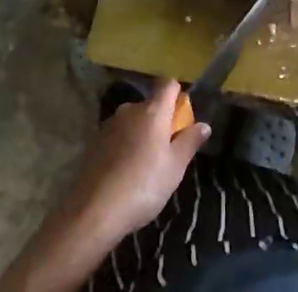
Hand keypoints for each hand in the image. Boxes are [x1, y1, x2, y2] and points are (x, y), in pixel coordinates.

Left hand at [63, 79, 210, 238]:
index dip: (178, 95)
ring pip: (133, 122)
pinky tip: (124, 174)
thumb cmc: (143, 186)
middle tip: (167, 151)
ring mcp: (109, 125)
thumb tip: (204, 125)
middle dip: (160, 121)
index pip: (168, 84)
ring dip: (141, 135)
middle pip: (150, 105)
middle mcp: (130, 110)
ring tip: (145, 167)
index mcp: (153, 110)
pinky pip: (117, 137)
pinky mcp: (93, 143)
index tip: (183, 117)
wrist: (93, 212)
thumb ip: (190, 141)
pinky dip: (124, 147)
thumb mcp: (175, 167)